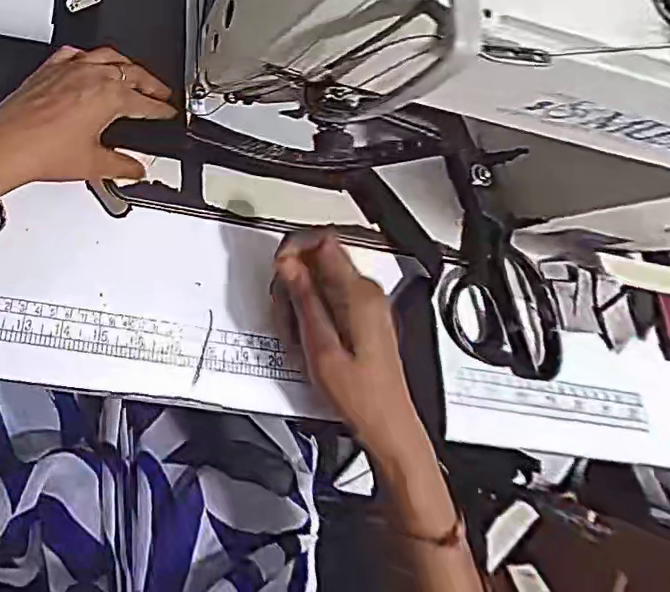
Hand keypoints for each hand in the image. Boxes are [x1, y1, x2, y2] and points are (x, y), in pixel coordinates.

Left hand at [0, 46, 175, 194]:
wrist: (2, 146)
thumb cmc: (40, 150)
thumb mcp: (92, 165)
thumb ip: (121, 165)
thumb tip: (135, 168)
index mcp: (110, 96)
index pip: (147, 102)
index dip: (163, 110)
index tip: (169, 113)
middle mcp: (92, 75)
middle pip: (135, 72)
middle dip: (153, 84)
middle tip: (162, 94)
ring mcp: (70, 68)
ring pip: (109, 56)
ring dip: (127, 64)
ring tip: (134, 74)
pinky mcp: (49, 69)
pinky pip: (77, 53)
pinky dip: (89, 56)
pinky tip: (89, 63)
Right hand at [273, 230, 429, 461]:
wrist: (390, 428)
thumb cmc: (362, 397)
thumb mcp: (321, 348)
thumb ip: (303, 300)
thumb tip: (288, 265)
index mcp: (360, 294)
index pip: (324, 241)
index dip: (295, 246)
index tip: (279, 265)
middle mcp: (368, 292)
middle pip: (319, 258)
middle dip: (293, 278)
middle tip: (283, 308)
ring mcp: (367, 302)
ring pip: (321, 277)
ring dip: (300, 296)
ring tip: (295, 331)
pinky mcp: (363, 314)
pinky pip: (329, 294)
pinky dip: (310, 307)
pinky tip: (305, 335)